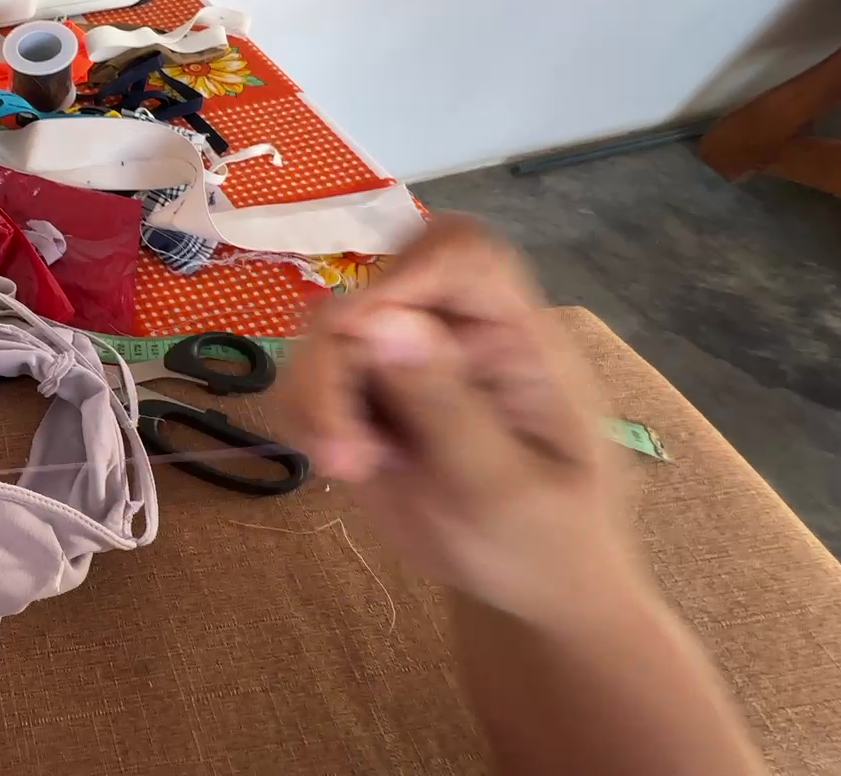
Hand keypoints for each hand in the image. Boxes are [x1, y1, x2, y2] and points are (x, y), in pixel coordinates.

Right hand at [281, 216, 645, 623]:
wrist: (518, 586)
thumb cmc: (541, 544)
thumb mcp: (503, 488)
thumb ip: (446, 403)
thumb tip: (381, 321)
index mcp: (513, 338)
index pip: (459, 255)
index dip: (402, 272)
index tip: (358, 334)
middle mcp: (448, 332)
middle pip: (361, 299)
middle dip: (332, 370)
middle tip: (340, 453)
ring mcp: (396, 358)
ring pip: (317, 336)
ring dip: (311, 398)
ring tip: (342, 467)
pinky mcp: (355, 387)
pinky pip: (299, 373)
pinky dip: (300, 414)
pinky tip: (334, 460)